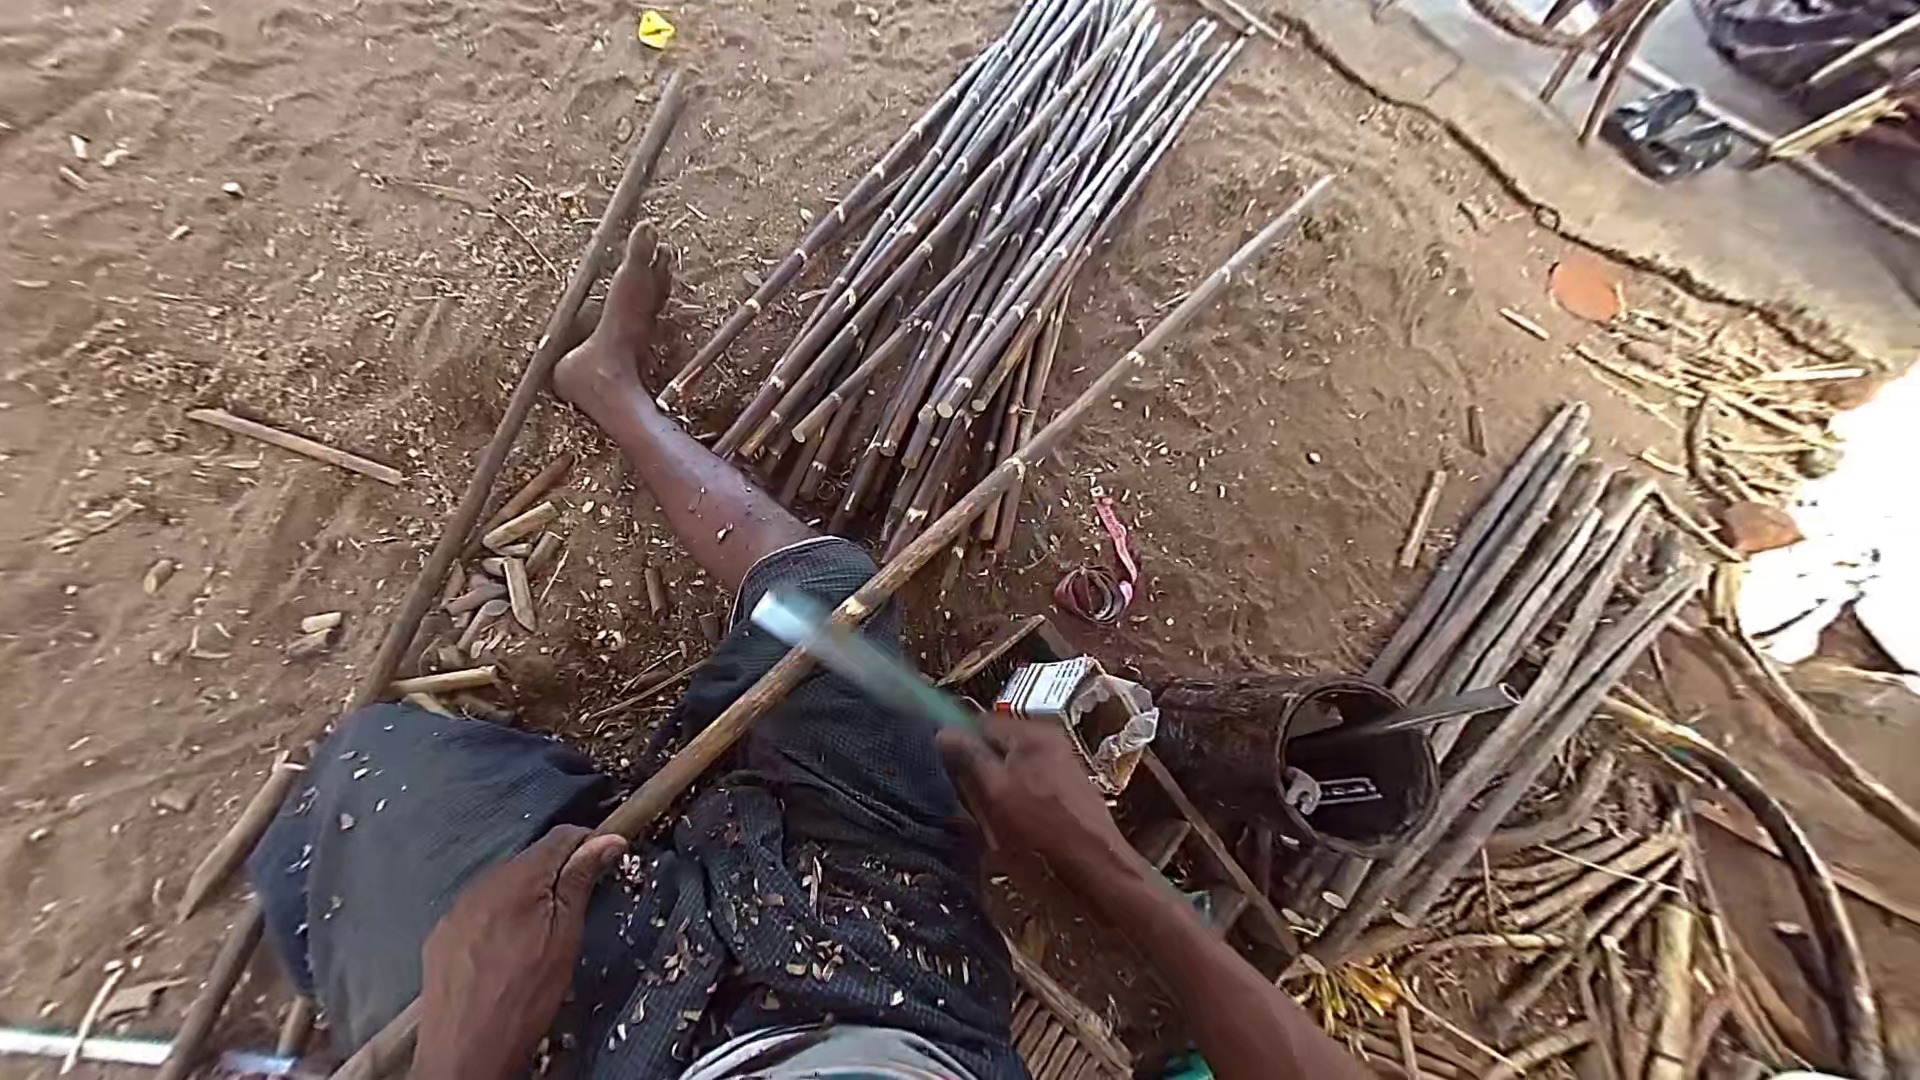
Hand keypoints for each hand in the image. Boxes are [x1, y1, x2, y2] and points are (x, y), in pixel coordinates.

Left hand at [411, 826, 626, 1079]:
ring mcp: (455, 912)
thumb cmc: (527, 996)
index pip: (560, 836)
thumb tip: (608, 839)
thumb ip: (581, 879)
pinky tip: (510, 942)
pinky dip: (503, 910)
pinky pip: (482, 904)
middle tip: (575, 903)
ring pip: (507, 879)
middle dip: (558, 870)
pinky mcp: (441, 936)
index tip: (602, 864)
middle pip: (533, 856)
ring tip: (543, 926)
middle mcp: (480, 887)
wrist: (464, 1062)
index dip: (587, 844)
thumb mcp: (566, 934)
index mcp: (515, 882)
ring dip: (531, 890)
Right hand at [937, 714, 1146, 895]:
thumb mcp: (995, 793)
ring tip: (995, 824)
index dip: (961, 747)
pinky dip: (1015, 804)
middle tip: (974, 806)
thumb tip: (943, 732)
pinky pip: (1028, 787)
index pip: (981, 724)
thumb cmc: (1042, 833)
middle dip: (980, 774)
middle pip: (997, 748)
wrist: (1097, 872)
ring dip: (996, 794)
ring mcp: (1062, 765)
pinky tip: (1016, 832)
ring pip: (1011, 771)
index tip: (950, 776)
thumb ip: (968, 758)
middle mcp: (1050, 741)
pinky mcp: (1067, 791)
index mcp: (1034, 732)